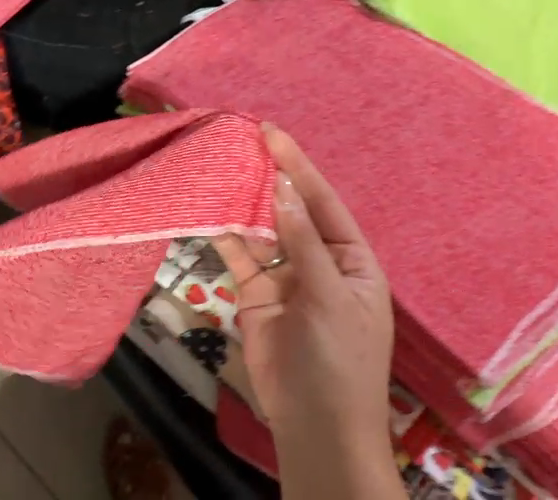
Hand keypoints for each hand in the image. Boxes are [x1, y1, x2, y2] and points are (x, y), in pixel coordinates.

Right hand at [216, 123, 399, 499]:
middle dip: (266, 178)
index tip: (271, 133)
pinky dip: (222, 233)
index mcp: (350, 260)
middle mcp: (317, 260)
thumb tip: (282, 187)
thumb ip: (302, 241)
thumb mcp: (329, 296)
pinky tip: (206, 210)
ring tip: (217, 166)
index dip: (298, 167)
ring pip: (258, 228)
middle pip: (288, 210)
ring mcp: (283, 275)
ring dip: (240, 202)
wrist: (314, 425)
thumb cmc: (339, 360)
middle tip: (235, 141)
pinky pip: (237, 254)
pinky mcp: (253, 292)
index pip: (322, 202)